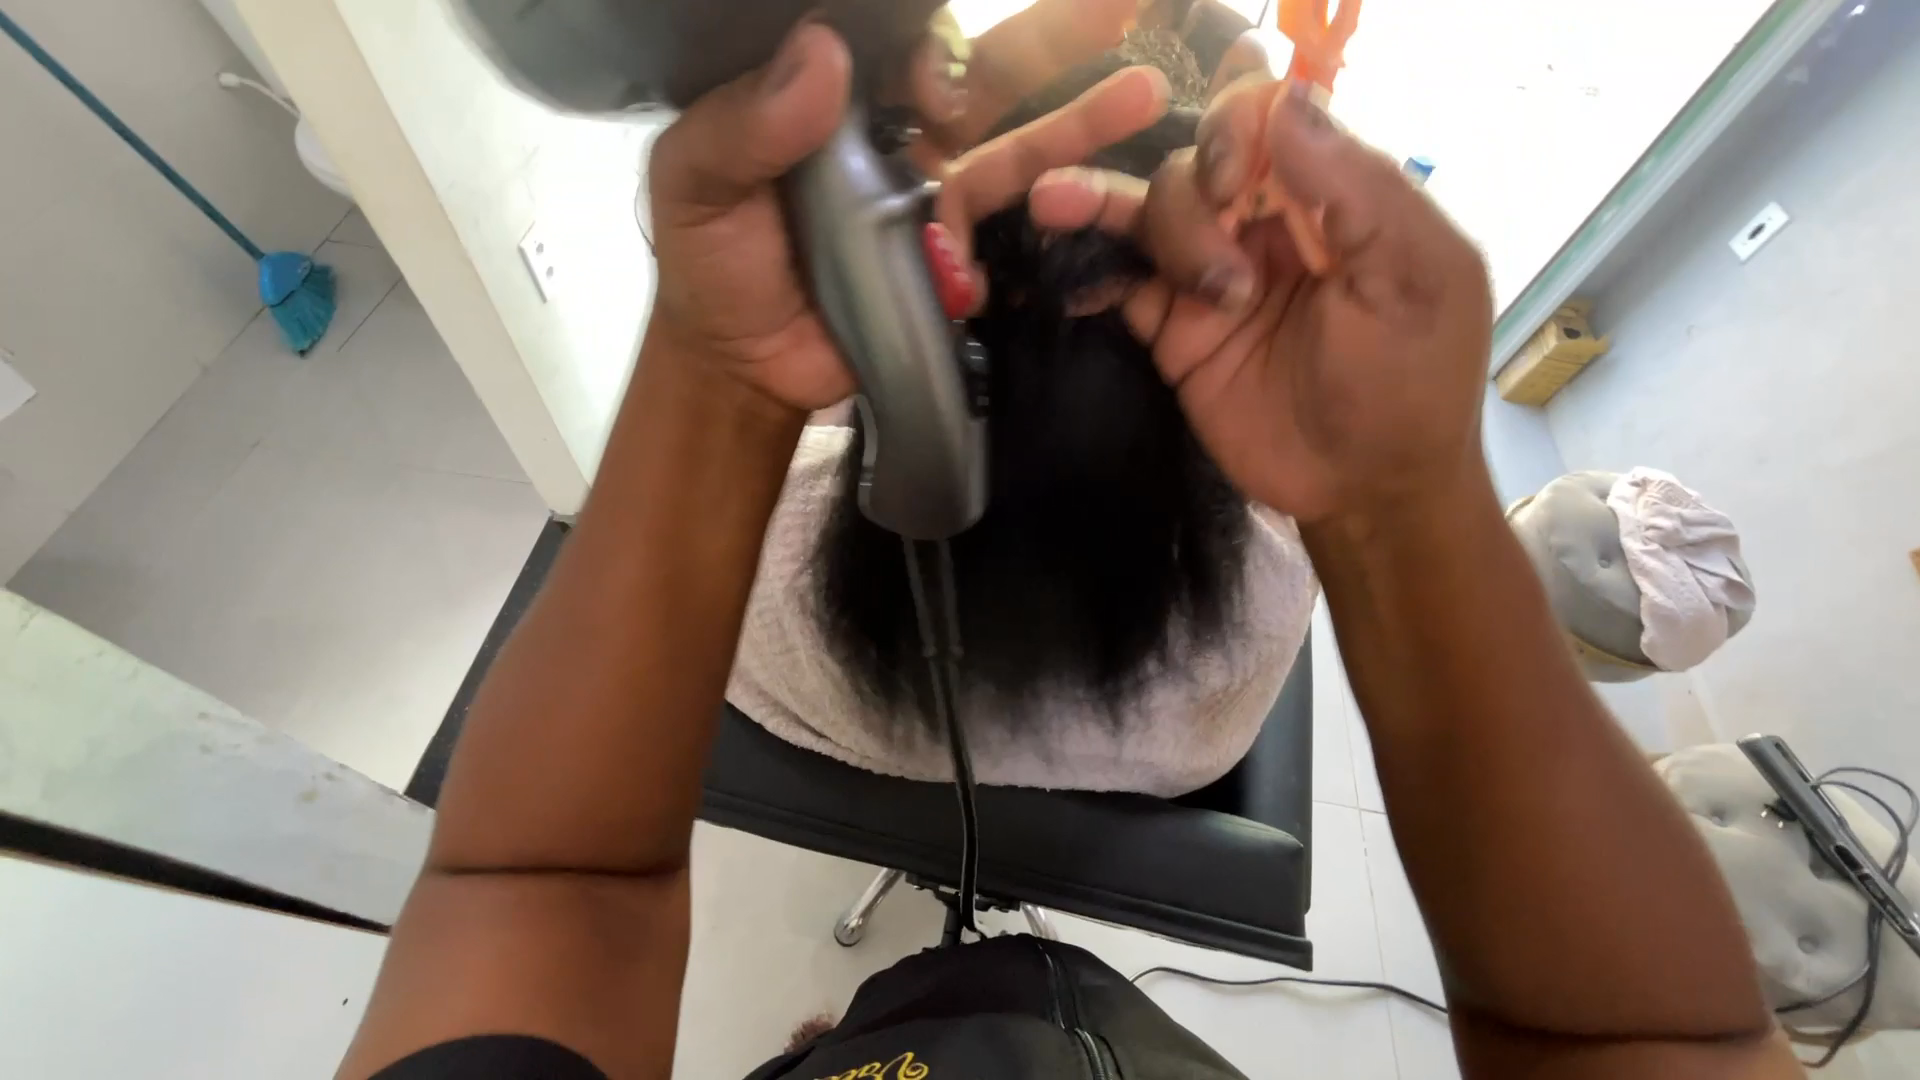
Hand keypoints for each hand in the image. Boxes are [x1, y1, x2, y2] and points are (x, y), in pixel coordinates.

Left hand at [646, 21, 1170, 412]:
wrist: (747, 364)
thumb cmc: (712, 265)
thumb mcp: (697, 183)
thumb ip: (746, 126)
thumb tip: (822, 54)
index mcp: (834, 104)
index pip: (901, 46)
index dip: (936, 49)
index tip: (939, 91)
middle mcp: (895, 142)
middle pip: (979, 85)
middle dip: (1048, 43)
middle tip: (1123, 4)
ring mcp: (931, 206)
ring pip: (1011, 157)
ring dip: (1076, 129)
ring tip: (1145, 94)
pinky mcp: (951, 267)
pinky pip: (1005, 244)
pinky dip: (1034, 237)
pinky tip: (1061, 226)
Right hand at [1030, 81, 1493, 523]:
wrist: (1356, 485)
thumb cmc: (1408, 383)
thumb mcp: (1414, 278)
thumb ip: (1357, 188)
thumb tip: (1283, 102)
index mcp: (1327, 196)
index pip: (1261, 121)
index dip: (1230, 134)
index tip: (1233, 190)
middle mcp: (1260, 226)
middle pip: (1191, 168)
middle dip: (1193, 210)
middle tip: (1226, 284)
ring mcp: (1208, 279)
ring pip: (1149, 218)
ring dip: (1150, 241)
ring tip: (1202, 301)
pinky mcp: (1171, 332)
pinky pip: (1120, 285)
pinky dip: (1092, 272)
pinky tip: (1074, 278)